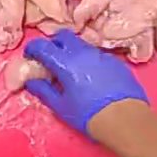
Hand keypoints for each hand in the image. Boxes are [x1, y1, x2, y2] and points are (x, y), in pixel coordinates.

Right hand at [22, 30, 148, 134]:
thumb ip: (43, 91)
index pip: (42, 45)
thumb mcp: (60, 106)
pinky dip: (86, 59)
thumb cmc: (88, 115)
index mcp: (65, 62)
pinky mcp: (114, 61)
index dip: (32, 48)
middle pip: (63, 36)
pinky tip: (89, 76)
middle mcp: (83, 52)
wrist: (125, 119)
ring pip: (81, 44)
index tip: (30, 56)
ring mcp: (101, 54)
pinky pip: (95, 54)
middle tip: (49, 59)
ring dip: (71, 51)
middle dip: (53, 44)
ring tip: (70, 70)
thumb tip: (31, 82)